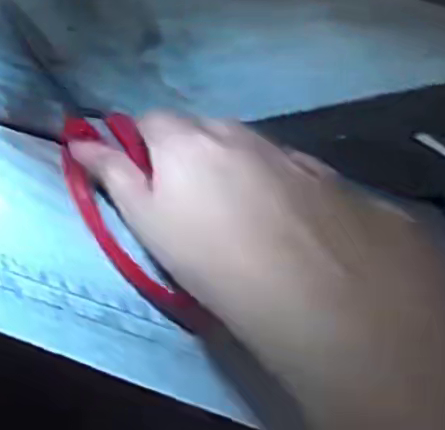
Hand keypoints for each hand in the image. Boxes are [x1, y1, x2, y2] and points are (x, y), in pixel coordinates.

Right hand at [71, 114, 444, 429]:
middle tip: (201, 204)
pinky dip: (313, 204)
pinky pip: (325, 189)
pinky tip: (319, 244)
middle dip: (201, 155)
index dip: (145, 146)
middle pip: (210, 133)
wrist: (346, 324)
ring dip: (256, 176)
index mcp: (187, 139)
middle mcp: (246, 137)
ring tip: (262, 227)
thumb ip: (110, 172)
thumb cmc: (219, 266)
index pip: (151, 120)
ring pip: (268, 158)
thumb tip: (77, 139)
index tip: (148, 179)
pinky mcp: (367, 198)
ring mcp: (311, 165)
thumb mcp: (146, 222)